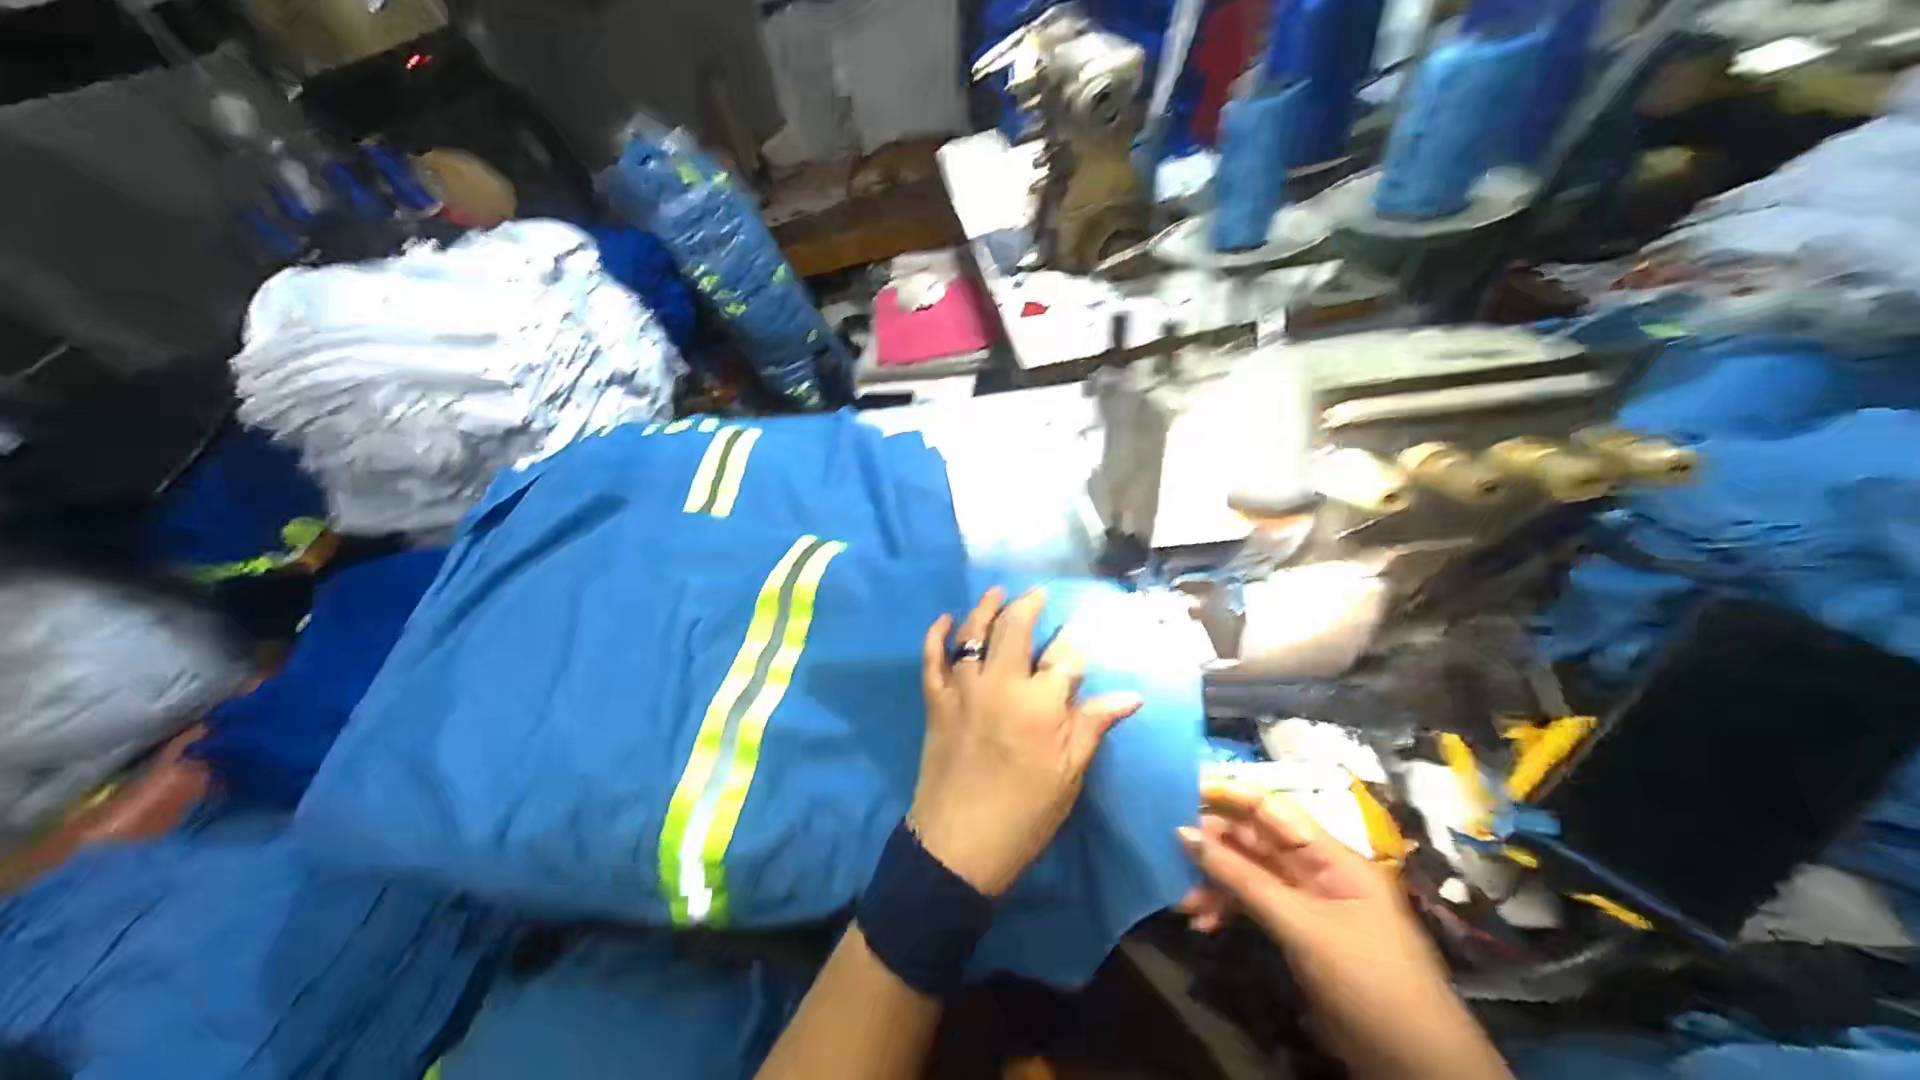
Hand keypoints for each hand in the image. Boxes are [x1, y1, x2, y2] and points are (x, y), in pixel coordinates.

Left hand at [910, 587, 1142, 896]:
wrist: (958, 845)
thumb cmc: (1024, 814)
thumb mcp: (1069, 774)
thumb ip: (1093, 725)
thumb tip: (1131, 695)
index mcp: (1040, 704)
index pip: (1064, 656)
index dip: (1074, 644)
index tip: (1079, 635)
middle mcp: (1000, 684)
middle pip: (1015, 629)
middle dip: (1029, 606)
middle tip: (1037, 595)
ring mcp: (962, 690)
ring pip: (972, 634)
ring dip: (984, 608)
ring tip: (997, 592)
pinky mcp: (935, 702)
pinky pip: (931, 659)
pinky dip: (936, 636)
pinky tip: (944, 619)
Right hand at [1180, 781, 1512, 1079]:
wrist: (1416, 1065)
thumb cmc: (1365, 979)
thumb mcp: (1299, 925)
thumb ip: (1242, 878)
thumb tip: (1185, 833)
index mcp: (1332, 857)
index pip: (1273, 810)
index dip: (1230, 795)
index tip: (1184, 789)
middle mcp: (1318, 871)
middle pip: (1256, 841)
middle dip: (1214, 845)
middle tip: (1173, 850)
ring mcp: (1307, 902)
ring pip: (1249, 874)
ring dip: (1215, 883)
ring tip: (1184, 902)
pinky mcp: (1297, 932)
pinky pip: (1253, 905)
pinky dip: (1227, 910)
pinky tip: (1203, 923)